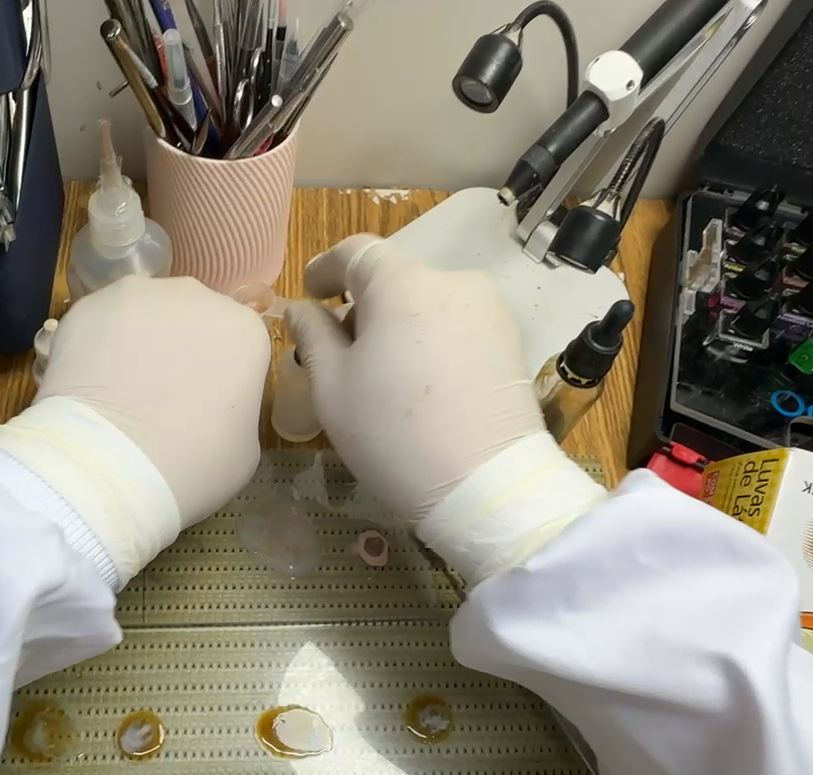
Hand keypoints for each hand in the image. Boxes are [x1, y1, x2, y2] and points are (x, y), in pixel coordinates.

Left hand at [0, 276, 267, 585]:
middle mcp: (196, 297)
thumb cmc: (190, 468)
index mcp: (245, 332)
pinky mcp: (88, 303)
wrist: (108, 468)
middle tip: (159, 396)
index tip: (203, 405)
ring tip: (119, 388)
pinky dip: (96, 346)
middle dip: (179, 349)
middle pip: (192, 319)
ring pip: (144, 316)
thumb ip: (236, 409)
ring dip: (138, 342)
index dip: (219, 376)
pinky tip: (89, 383)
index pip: (236, 346)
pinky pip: (100, 323)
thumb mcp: (243, 450)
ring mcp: (139, 295)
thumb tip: (210, 402)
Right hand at [287, 234, 540, 521]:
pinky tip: (421, 384)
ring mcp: (489, 309)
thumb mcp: (332, 388)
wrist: (483, 484)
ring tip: (383, 374)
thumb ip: (312, 335)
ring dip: (398, 326)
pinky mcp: (511, 340)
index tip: (310, 292)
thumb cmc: (392, 435)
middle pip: (394, 280)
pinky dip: (430, 341)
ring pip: (427, 304)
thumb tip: (301, 308)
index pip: (355, 252)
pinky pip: (456, 326)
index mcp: (402, 285)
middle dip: (362, 307)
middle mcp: (452, 281)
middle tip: (341, 352)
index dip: (325, 268)